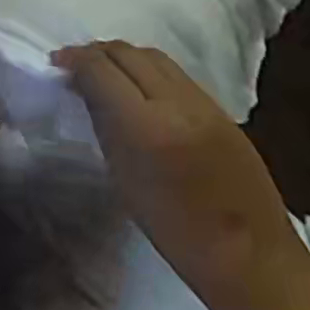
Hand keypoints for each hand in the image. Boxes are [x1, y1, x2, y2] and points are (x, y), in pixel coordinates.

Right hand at [53, 41, 309, 309]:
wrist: (252, 257)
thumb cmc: (176, 231)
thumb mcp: (125, 180)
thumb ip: (104, 125)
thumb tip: (85, 89)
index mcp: (148, 126)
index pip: (101, 69)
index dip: (75, 59)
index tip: (57, 62)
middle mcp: (176, 101)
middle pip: (127, 52)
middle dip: (97, 52)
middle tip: (76, 64)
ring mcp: (202, 100)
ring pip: (153, 54)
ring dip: (123, 55)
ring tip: (106, 70)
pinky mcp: (220, 105)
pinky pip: (174, 71)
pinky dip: (148, 67)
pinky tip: (139, 84)